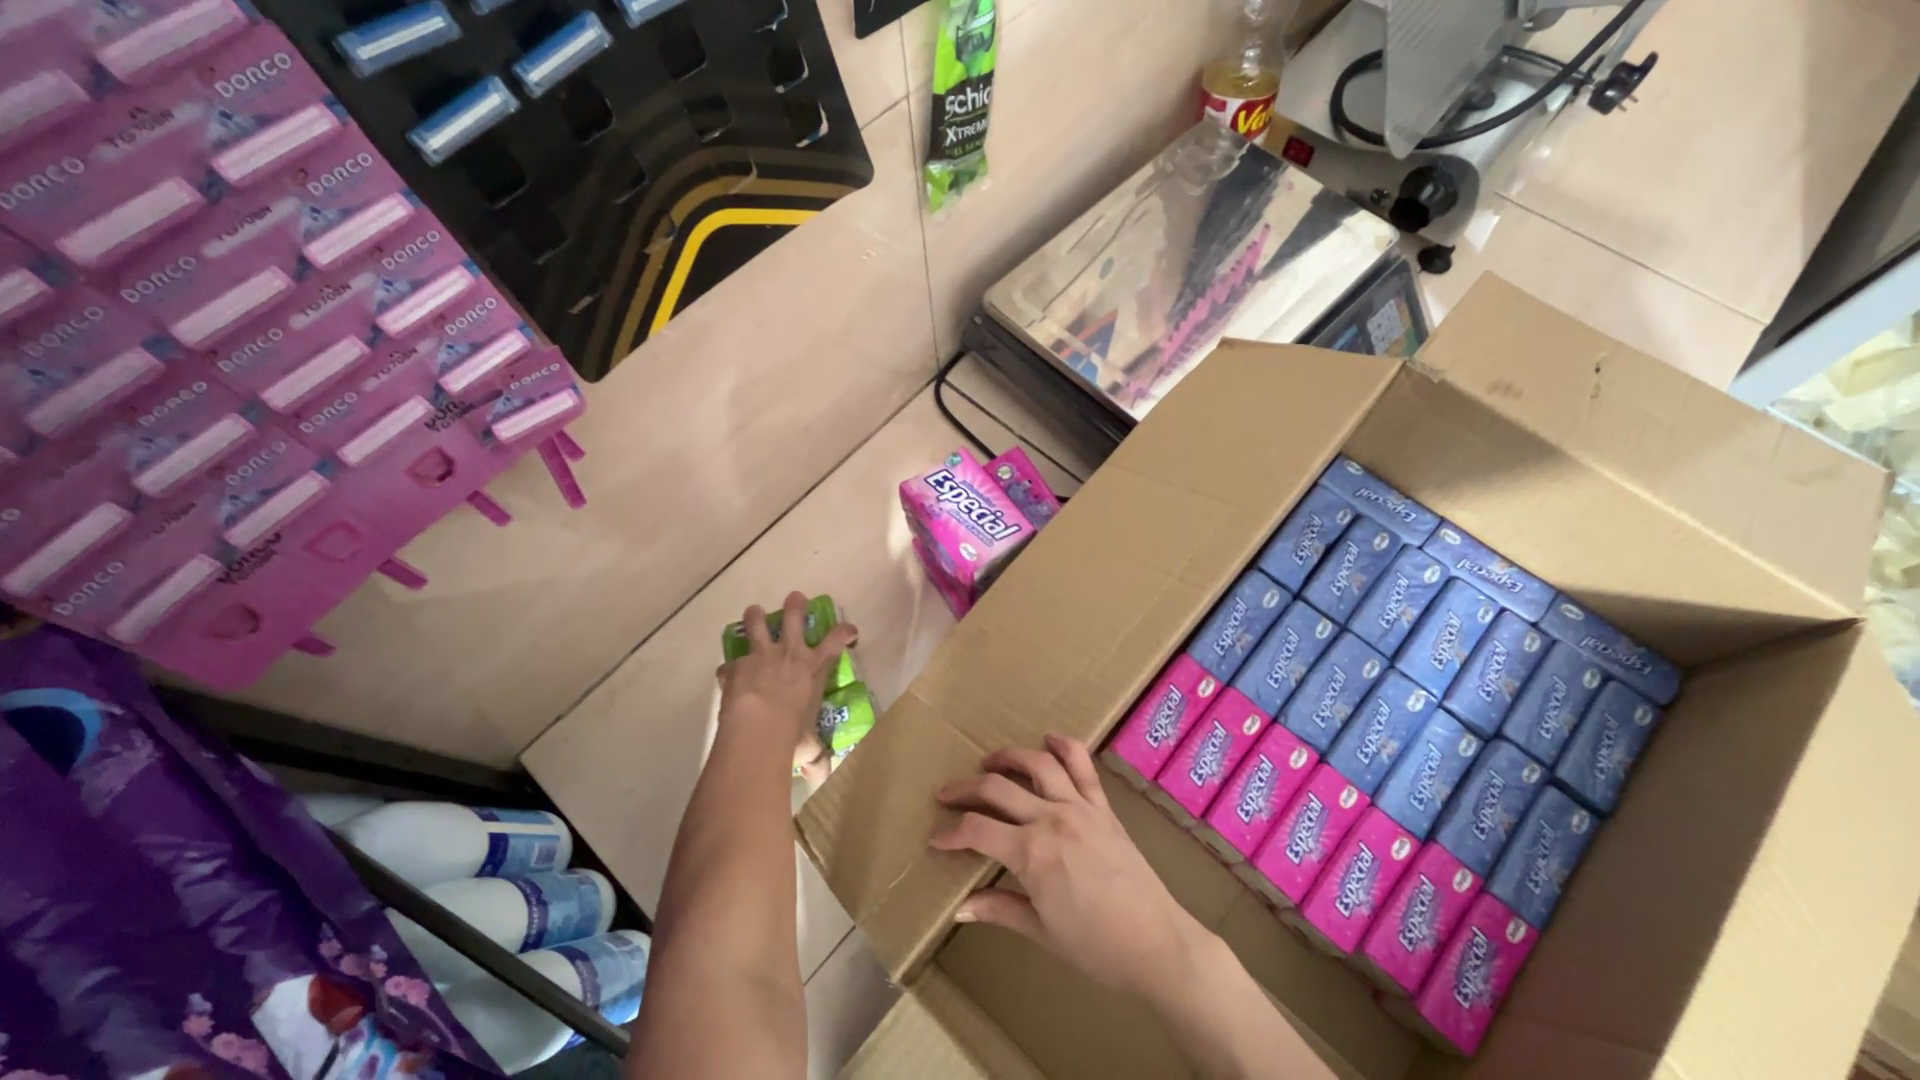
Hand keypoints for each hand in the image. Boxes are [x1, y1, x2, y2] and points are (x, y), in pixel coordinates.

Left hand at [717, 592, 857, 748]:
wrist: (758, 727)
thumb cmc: (792, 734)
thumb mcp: (810, 746)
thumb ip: (816, 757)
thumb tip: (821, 776)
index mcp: (814, 669)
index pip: (837, 641)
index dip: (845, 632)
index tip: (850, 631)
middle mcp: (790, 654)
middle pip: (795, 618)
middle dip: (796, 605)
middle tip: (796, 597)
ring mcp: (761, 656)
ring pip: (758, 624)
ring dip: (756, 617)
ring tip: (754, 612)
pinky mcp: (736, 666)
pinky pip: (730, 661)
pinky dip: (730, 666)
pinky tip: (727, 672)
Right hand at [930, 734, 1209, 998]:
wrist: (1157, 944)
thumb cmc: (1095, 947)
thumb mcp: (1040, 931)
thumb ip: (999, 909)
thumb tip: (960, 908)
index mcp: (1031, 854)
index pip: (976, 830)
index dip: (951, 832)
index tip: (936, 838)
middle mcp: (1051, 819)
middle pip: (996, 789)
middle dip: (964, 789)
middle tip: (946, 795)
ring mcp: (1080, 808)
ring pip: (1036, 765)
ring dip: (1007, 757)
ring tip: (988, 762)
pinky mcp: (1104, 808)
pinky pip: (1082, 767)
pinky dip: (1064, 746)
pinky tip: (1048, 740)